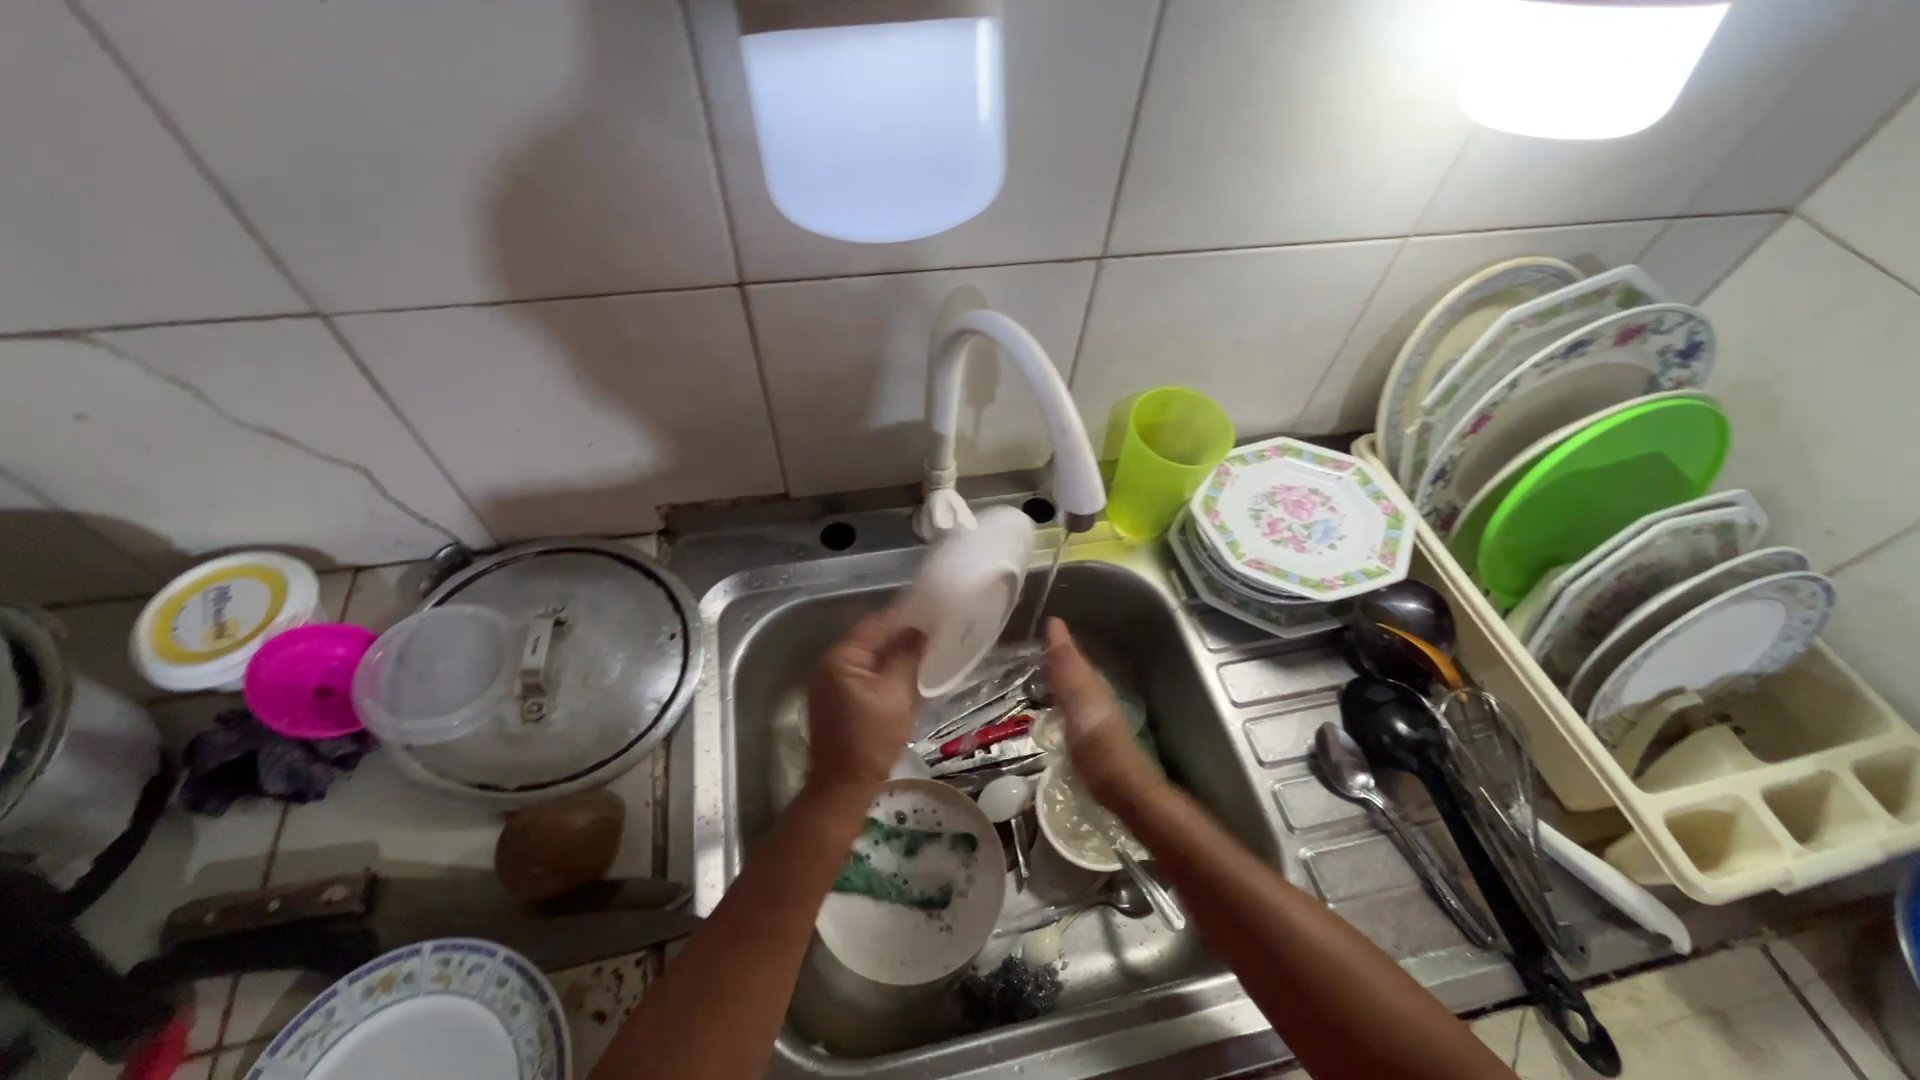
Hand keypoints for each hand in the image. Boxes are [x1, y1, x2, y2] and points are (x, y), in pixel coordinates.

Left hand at [806, 606, 925, 793]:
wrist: (844, 786)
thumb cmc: (871, 738)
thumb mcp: (896, 694)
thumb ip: (907, 657)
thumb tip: (919, 632)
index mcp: (841, 658)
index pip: (875, 624)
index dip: (905, 616)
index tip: (933, 610)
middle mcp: (830, 665)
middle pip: (871, 641)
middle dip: (902, 635)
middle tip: (935, 630)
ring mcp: (831, 685)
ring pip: (870, 660)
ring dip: (896, 656)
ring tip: (927, 650)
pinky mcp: (838, 702)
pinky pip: (866, 677)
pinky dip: (886, 674)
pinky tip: (909, 676)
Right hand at [1042, 618, 1160, 813]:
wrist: (1120, 785)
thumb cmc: (1096, 741)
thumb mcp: (1077, 697)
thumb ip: (1066, 664)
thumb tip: (1054, 622)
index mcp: (1091, 682)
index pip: (1071, 654)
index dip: (1055, 642)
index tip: (1034, 631)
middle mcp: (1095, 694)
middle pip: (1072, 670)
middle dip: (1054, 659)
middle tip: (1027, 650)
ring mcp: (1094, 716)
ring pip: (1072, 688)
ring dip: (1056, 679)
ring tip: (1033, 674)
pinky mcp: (1090, 736)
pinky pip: (1071, 707)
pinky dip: (1059, 700)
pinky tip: (1050, 706)